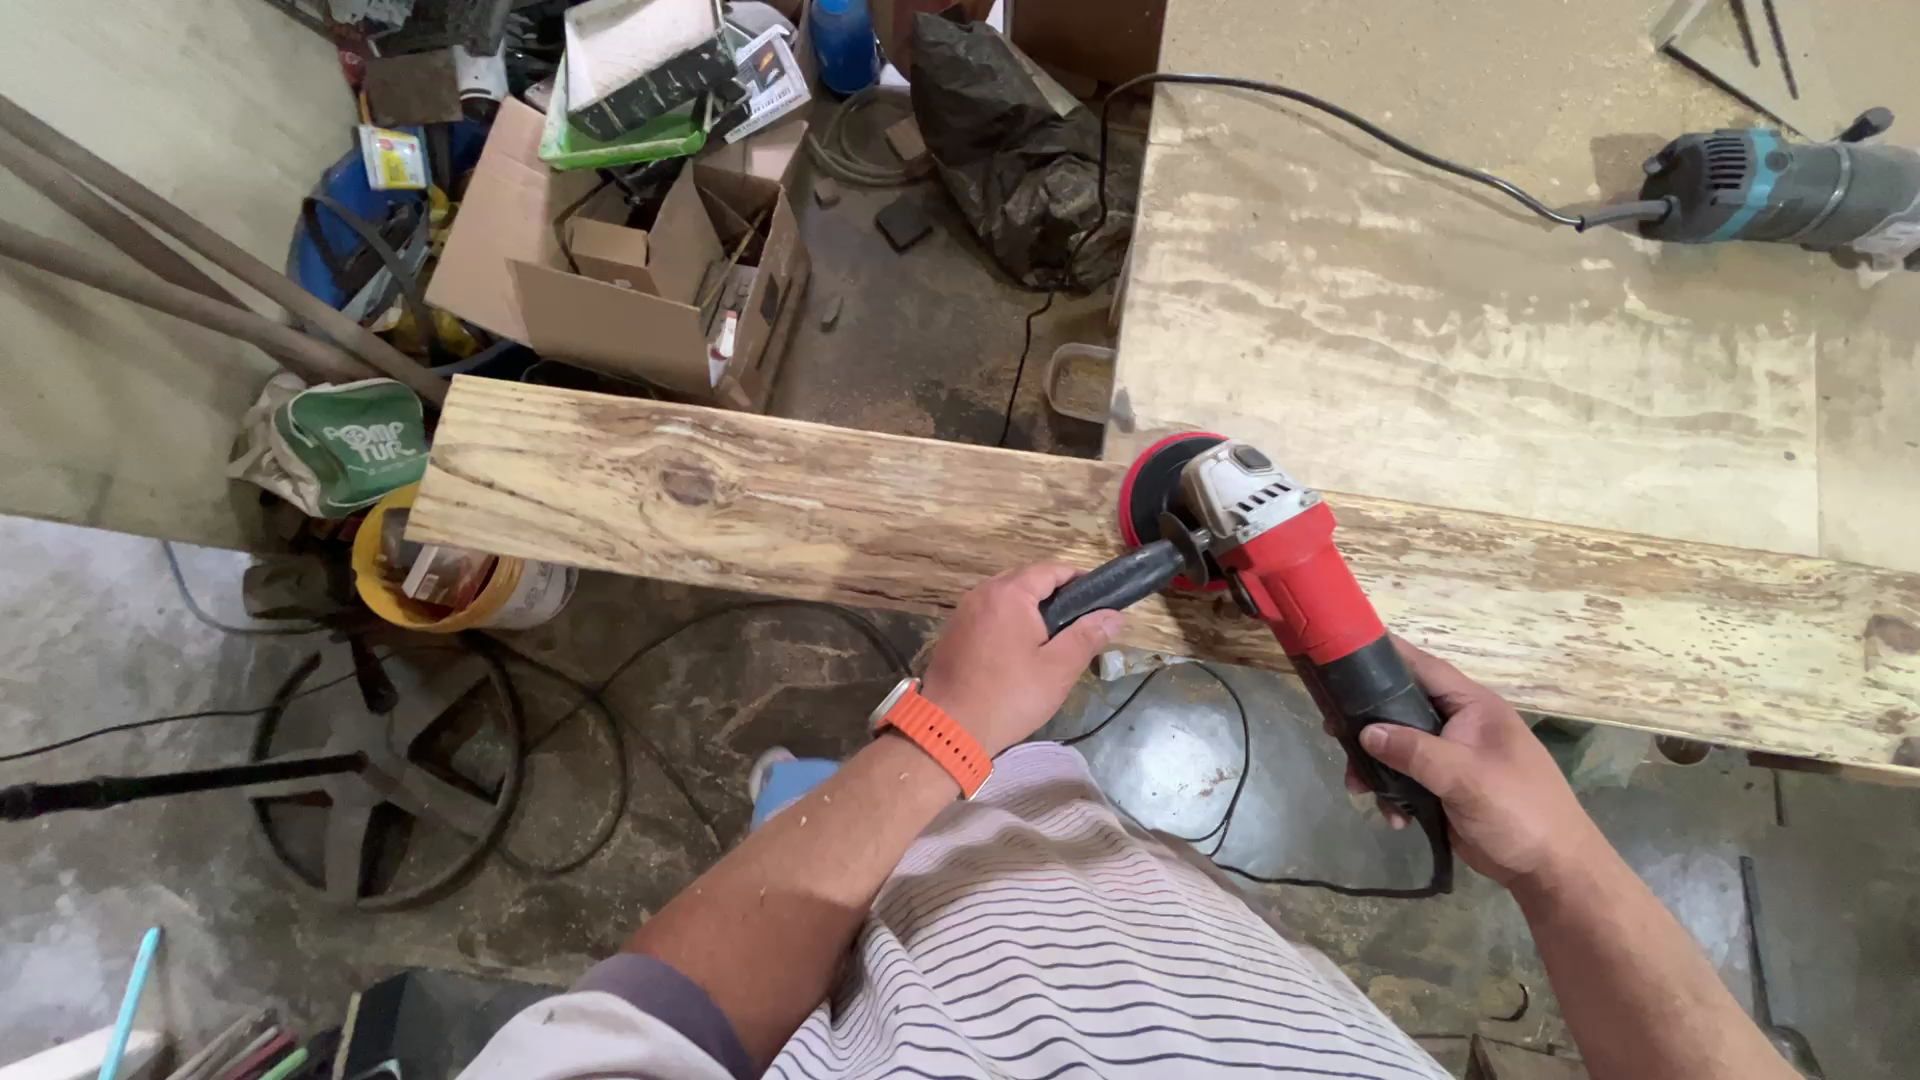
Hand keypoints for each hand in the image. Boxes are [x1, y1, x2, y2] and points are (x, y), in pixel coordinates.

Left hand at [920, 563, 1124, 756]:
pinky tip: (1020, 647)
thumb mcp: (1058, 668)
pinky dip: (1008, 620)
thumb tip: (1114, 615)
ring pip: (1005, 596)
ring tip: (1053, 634)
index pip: (1049, 570)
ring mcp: (964, 612)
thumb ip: (1087, 636)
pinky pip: (988, 613)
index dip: (1077, 579)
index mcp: (1009, 594)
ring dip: (1029, 607)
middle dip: (1053, 592)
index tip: (1098, 597)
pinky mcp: (954, 631)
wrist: (949, 728)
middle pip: (1025, 579)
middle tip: (1079, 620)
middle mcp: (982, 593)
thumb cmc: (1009, 696)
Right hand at [1353, 637, 1606, 892]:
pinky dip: (1390, 792)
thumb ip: (1414, 751)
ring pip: (1393, 744)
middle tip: (1332, 731)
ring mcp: (1449, 753)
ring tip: (1359, 789)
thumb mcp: (1466, 778)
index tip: (1341, 647)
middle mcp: (1458, 723)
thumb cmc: (1521, 812)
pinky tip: (1393, 816)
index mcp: (1473, 707)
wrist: (1553, 874)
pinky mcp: (1440, 783)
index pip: (1423, 667)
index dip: (1384, 653)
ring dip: (1373, 766)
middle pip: (1398, 706)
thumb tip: (1364, 732)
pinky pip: (1402, 775)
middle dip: (1365, 722)